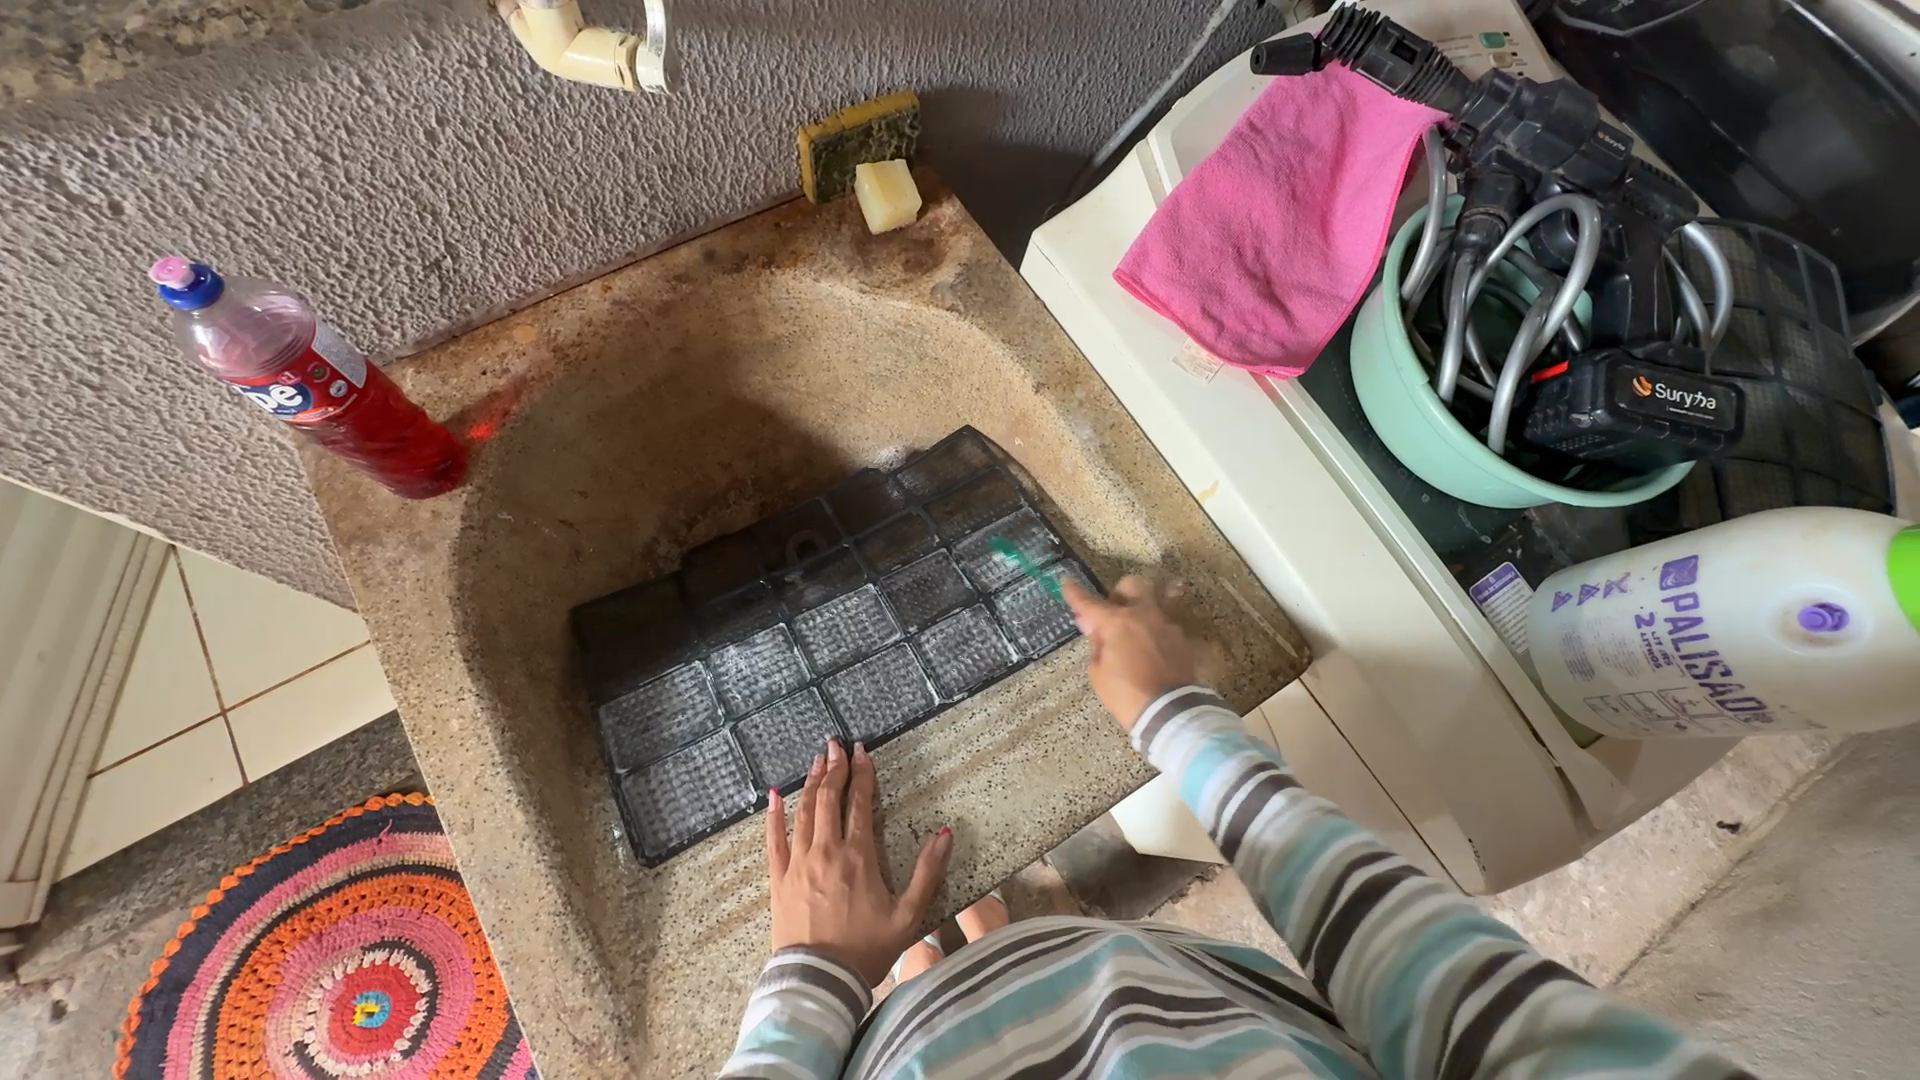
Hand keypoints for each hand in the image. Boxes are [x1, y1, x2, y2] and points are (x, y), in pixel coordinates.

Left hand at [766, 738, 952, 985]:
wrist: (819, 982)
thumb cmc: (866, 950)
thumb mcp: (908, 916)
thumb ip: (928, 872)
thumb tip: (945, 833)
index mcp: (858, 856)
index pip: (860, 803)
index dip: (862, 774)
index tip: (862, 751)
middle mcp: (827, 850)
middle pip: (829, 798)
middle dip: (834, 768)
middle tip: (836, 744)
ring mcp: (799, 862)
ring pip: (804, 811)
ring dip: (810, 782)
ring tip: (816, 759)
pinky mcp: (779, 878)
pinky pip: (773, 839)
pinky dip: (773, 814)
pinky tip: (773, 795)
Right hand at [1062, 575, 1197, 731]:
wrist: (1169, 711)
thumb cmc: (1125, 693)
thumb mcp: (1098, 672)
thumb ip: (1096, 643)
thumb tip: (1094, 627)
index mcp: (1117, 622)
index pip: (1089, 602)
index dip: (1075, 593)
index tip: (1066, 583)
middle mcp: (1143, 616)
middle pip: (1131, 585)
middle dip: (1118, 594)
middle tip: (1110, 614)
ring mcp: (1165, 626)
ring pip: (1149, 608)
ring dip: (1137, 619)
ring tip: (1130, 643)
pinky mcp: (1181, 640)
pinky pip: (1162, 629)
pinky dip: (1152, 637)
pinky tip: (1148, 656)